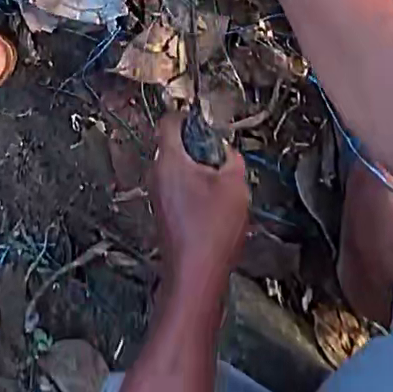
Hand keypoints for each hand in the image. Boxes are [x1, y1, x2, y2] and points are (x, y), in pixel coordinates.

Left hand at [151, 112, 249, 294]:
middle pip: (173, 145)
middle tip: (220, 154)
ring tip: (221, 182)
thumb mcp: (235, 185)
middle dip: (198, 146)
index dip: (187, 115)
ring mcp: (158, 195)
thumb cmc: (211, 230)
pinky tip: (214, 204)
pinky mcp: (164, 213)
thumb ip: (232, 159)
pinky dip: (194, 188)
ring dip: (197, 169)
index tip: (204, 118)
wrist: (196, 276)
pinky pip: (177, 188)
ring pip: (176, 168)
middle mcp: (157, 174)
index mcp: (169, 160)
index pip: (169, 122)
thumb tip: (228, 154)